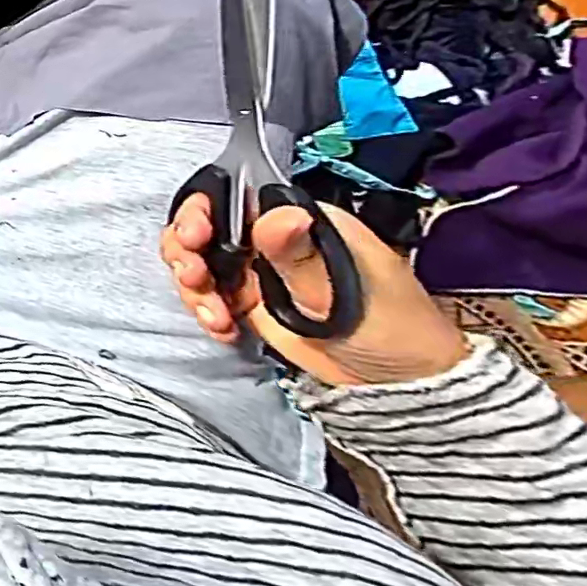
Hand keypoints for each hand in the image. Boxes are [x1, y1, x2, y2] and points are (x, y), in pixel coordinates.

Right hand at [159, 194, 468, 385]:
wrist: (400, 386)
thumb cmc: (391, 328)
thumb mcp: (344, 291)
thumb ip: (301, 255)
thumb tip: (279, 213)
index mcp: (298, 222)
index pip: (233, 199)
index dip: (202, 212)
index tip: (194, 236)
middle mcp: (270, 240)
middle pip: (203, 228)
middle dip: (186, 252)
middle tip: (194, 278)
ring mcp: (255, 271)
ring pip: (197, 262)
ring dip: (193, 287)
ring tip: (215, 315)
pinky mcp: (246, 301)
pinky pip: (206, 296)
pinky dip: (204, 311)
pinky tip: (224, 329)